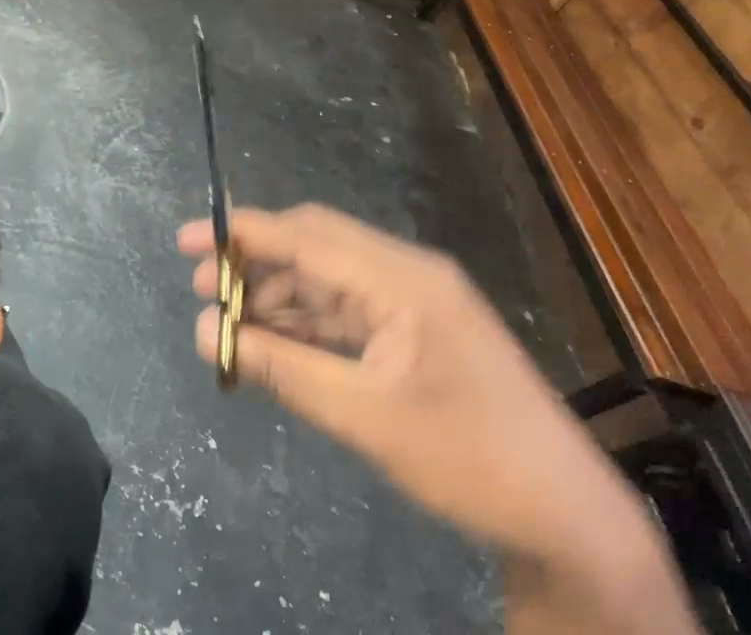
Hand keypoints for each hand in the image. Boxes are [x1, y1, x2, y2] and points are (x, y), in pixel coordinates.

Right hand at [180, 207, 675, 591]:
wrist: (565, 516)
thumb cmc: (465, 457)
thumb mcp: (360, 414)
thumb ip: (279, 366)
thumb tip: (206, 331)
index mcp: (403, 282)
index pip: (305, 237)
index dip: (240, 234)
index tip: (185, 241)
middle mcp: (409, 277)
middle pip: (314, 245)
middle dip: (253, 261)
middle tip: (201, 288)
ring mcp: (416, 305)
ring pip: (326, 279)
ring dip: (275, 296)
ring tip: (229, 325)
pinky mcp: (417, 334)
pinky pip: (345, 310)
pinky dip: (303, 322)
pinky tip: (270, 343)